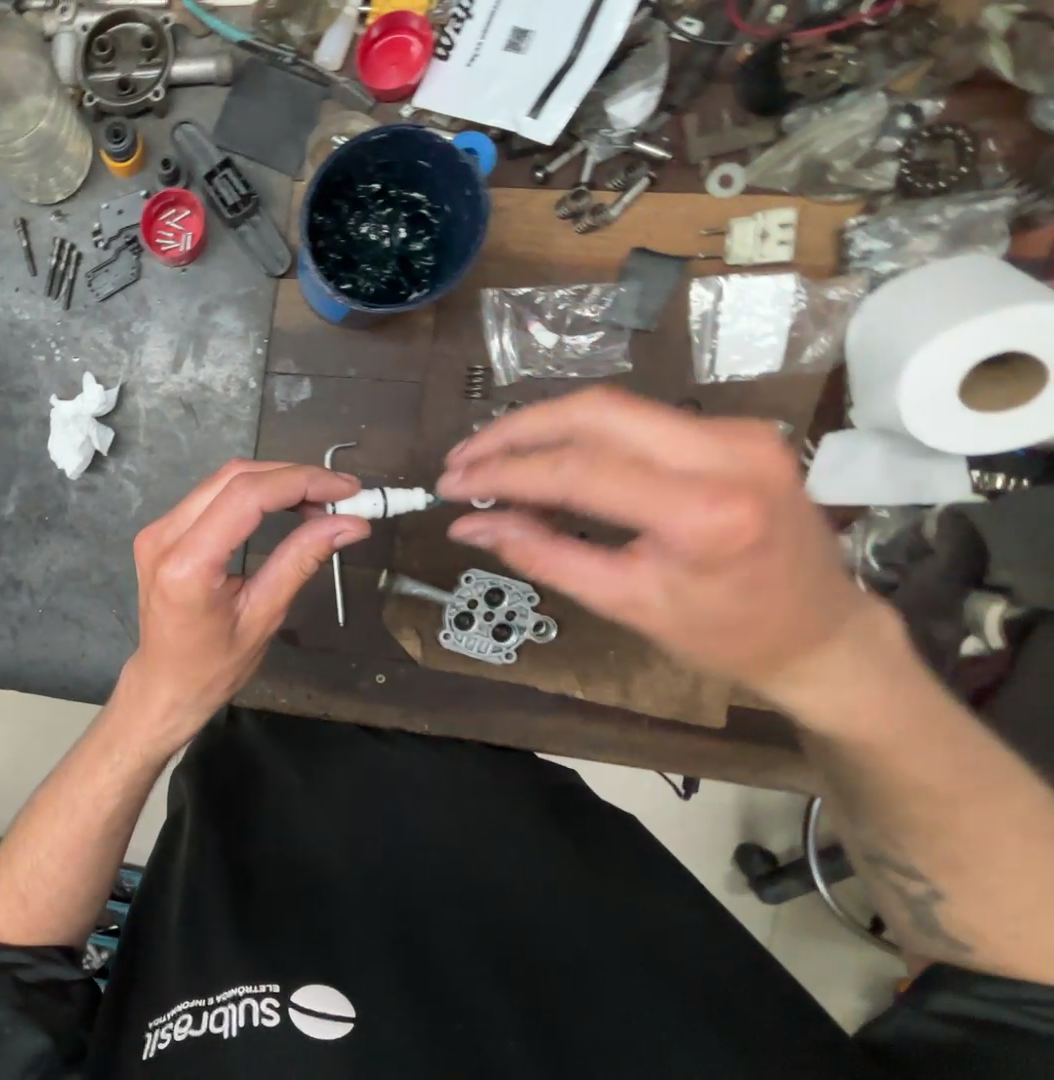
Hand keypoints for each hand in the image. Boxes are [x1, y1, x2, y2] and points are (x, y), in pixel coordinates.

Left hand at [119, 461, 368, 748]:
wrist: (165, 684)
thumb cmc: (213, 665)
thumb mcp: (264, 616)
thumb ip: (301, 561)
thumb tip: (351, 524)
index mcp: (186, 564)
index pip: (246, 496)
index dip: (301, 482)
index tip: (347, 489)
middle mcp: (163, 536)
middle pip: (234, 478)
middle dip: (293, 477)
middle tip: (340, 494)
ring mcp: (157, 530)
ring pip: (222, 480)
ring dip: (274, 481)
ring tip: (320, 501)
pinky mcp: (161, 532)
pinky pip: (211, 496)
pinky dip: (252, 494)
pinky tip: (285, 505)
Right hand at [435, 387, 882, 705]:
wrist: (822, 631)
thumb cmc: (724, 632)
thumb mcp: (623, 602)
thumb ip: (540, 555)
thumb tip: (468, 525)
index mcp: (704, 511)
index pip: (579, 469)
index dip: (503, 472)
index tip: (451, 484)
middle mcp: (727, 454)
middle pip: (594, 412)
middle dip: (515, 430)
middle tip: (462, 458)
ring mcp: (736, 434)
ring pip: (611, 407)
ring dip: (541, 429)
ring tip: (489, 460)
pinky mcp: (732, 431)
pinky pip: (635, 421)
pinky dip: (577, 438)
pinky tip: (544, 464)